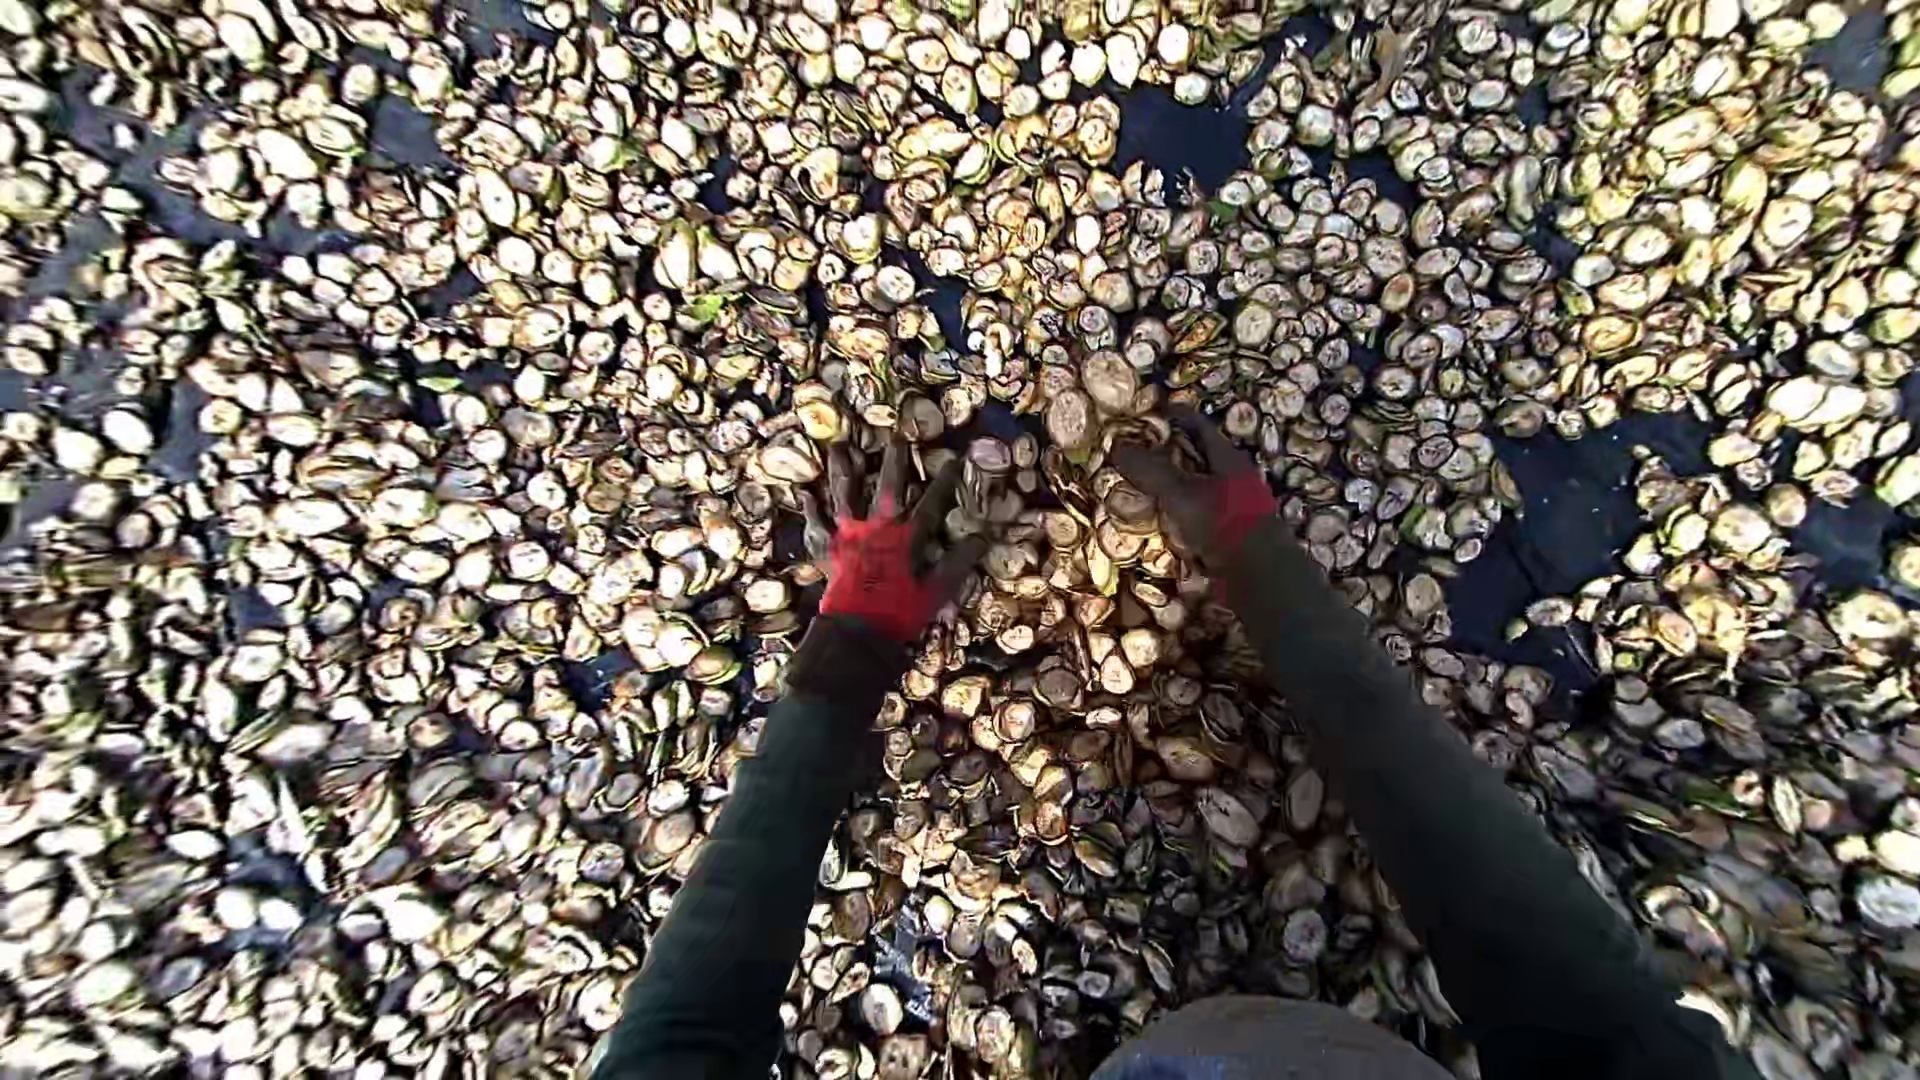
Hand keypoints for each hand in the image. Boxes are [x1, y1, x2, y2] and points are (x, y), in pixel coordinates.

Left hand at [799, 437, 987, 642]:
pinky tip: (806, 494)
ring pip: (845, 495)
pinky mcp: (828, 550)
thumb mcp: (936, 592)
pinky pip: (817, 525)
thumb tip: (984, 537)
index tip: (954, 459)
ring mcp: (848, 536)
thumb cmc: (898, 612)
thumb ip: (957, 562)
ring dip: (843, 471)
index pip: (931, 503)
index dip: (944, 481)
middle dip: (894, 462)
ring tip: (840, 448)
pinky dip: (812, 510)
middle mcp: (876, 528)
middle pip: (886, 487)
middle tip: (896, 438)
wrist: (856, 633)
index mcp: (906, 538)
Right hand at [1111, 407, 1276, 570]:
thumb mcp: (1182, 492)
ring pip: (1189, 485)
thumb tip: (1115, 445)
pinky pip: (1189, 512)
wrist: (1258, 578)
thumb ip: (1150, 469)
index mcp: (1226, 457)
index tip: (1134, 419)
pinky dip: (1169, 511)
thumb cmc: (1223, 525)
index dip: (1166, 416)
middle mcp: (1229, 477)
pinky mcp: (1222, 532)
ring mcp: (1228, 506)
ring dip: (1163, 484)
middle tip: (1125, 453)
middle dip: (1159, 452)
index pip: (1194, 423)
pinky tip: (1151, 518)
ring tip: (1130, 485)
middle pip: (1191, 454)